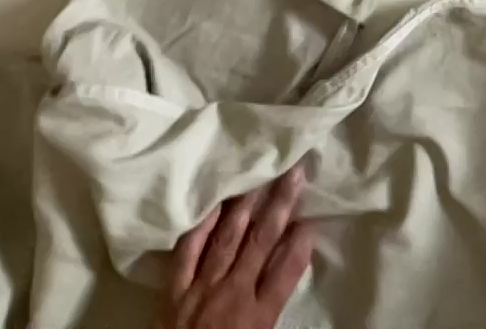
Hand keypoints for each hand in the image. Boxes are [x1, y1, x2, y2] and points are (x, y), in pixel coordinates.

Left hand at [160, 168, 315, 328]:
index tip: (312, 215)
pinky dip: (201, 223)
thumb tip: (291, 265)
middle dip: (280, 203)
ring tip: (259, 173)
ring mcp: (201, 288)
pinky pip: (187, 249)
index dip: (302, 240)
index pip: (287, 270)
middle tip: (295, 171)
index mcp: (258, 317)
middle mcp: (233, 294)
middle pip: (262, 240)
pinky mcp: (173, 289)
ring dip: (246, 202)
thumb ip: (273, 306)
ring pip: (227, 235)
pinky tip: (214, 199)